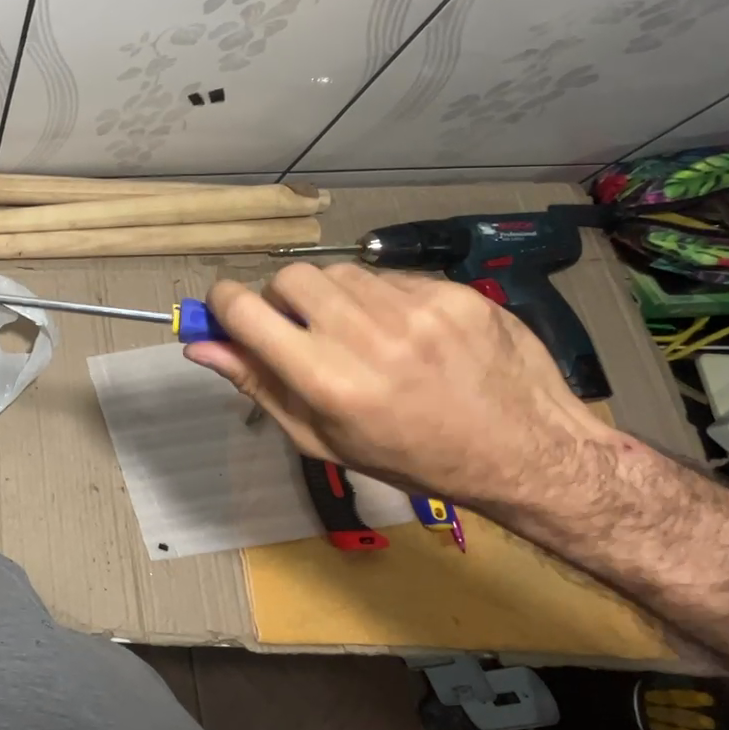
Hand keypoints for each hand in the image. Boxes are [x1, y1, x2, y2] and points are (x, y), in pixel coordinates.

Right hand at [182, 262, 613, 504]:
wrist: (530, 454)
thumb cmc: (410, 456)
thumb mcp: (320, 437)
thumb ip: (256, 384)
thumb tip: (198, 345)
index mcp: (325, 379)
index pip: (242, 308)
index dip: (224, 304)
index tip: (230, 314)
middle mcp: (366, 336)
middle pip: (288, 278)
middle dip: (283, 298)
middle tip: (303, 328)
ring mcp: (415, 310)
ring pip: (337, 272)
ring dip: (332, 296)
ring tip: (358, 331)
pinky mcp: (454, 295)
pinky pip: (388, 277)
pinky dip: (381, 298)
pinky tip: (405, 331)